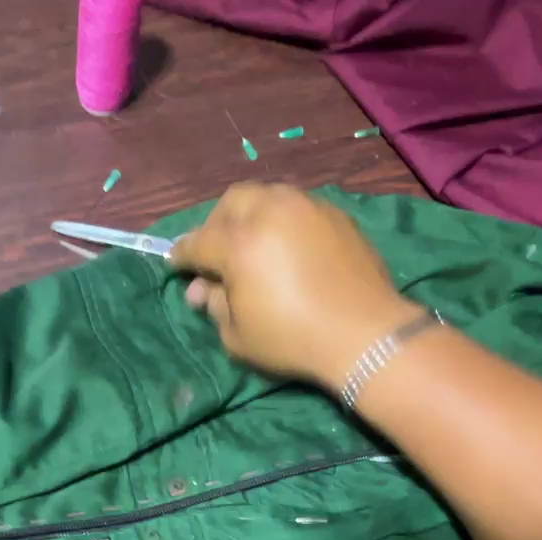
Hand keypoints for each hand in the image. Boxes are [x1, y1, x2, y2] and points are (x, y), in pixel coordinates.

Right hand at [171, 182, 421, 386]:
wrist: (364, 334)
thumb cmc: (291, 340)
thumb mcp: (237, 335)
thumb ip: (214, 305)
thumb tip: (200, 289)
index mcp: (239, 244)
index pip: (198, 242)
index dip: (183, 255)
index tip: (177, 264)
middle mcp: (271, 213)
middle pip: (232, 202)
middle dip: (217, 224)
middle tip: (218, 252)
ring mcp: (308, 209)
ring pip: (268, 197)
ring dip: (253, 217)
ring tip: (254, 247)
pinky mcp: (336, 216)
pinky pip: (299, 209)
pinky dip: (284, 224)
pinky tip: (288, 250)